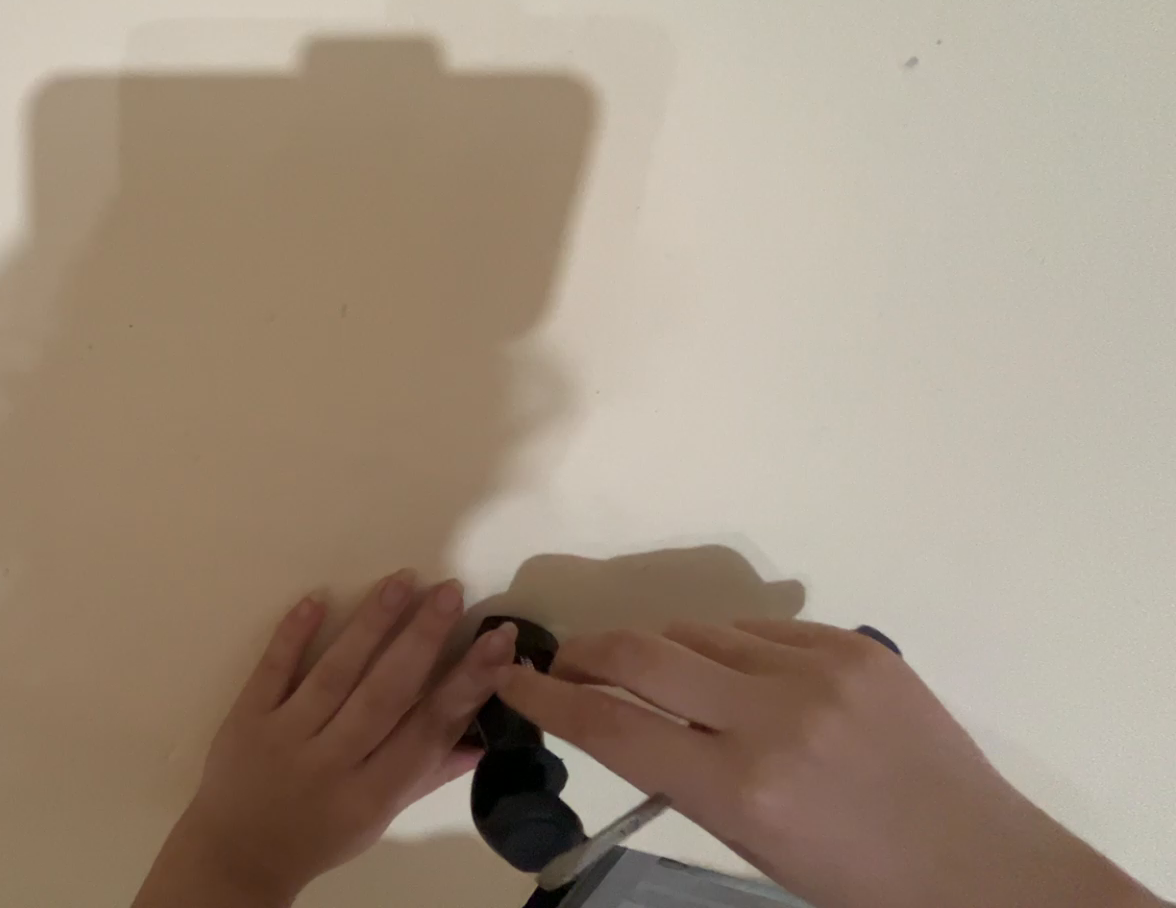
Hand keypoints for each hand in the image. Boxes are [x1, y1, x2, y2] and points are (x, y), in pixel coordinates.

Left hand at [132, 572, 516, 907]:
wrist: (237, 855)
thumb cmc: (318, 835)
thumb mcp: (375, 819)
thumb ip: (423, 775)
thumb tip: (480, 741)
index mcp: (372, 794)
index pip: (428, 730)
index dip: (467, 684)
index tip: (497, 641)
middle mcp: (332, 760)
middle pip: (384, 692)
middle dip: (422, 639)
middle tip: (450, 591)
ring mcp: (285, 734)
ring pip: (335, 672)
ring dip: (370, 624)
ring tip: (400, 581)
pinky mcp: (247, 716)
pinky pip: (273, 669)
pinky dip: (293, 633)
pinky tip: (316, 597)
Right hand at [496, 620, 1158, 907]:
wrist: (998, 877)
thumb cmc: (855, 881)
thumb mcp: (747, 839)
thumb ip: (670, 766)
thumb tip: (603, 704)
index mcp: (747, 791)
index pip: (610, 727)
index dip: (545, 699)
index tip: (510, 680)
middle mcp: (776, 721)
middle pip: (636, 653)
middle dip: (584, 653)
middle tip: (566, 664)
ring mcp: (820, 673)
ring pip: (688, 630)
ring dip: (659, 652)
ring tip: (674, 684)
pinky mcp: (852, 646)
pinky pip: (748, 627)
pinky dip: (723, 648)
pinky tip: (746, 680)